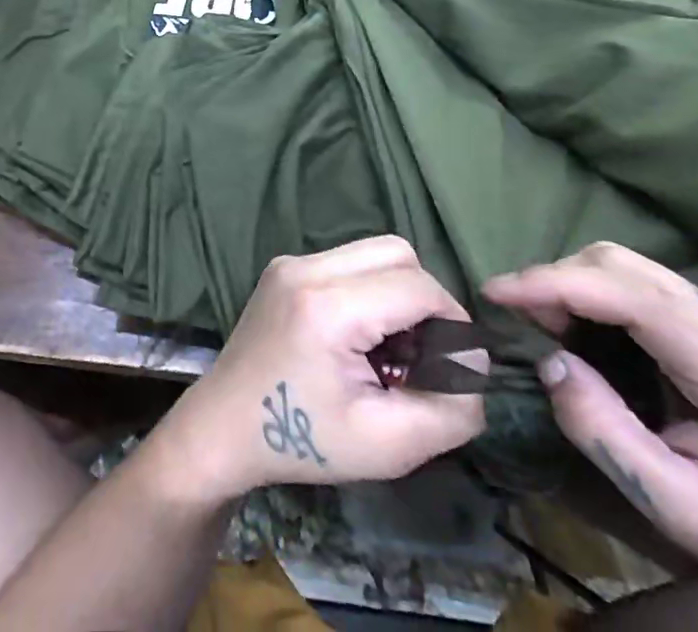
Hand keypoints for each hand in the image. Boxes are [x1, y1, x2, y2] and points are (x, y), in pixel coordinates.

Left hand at [151, 237, 485, 505]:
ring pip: (373, 253)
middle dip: (426, 302)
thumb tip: (473, 361)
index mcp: (326, 305)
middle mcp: (303, 269)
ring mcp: (287, 264)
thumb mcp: (393, 443)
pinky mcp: (281, 270)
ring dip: (397, 294)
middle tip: (422, 355)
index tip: (450, 371)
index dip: (454, 328)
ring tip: (389, 350)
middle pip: (398, 253)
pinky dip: (368, 291)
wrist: (224, 426)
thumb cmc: (303, 440)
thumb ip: (455, 406)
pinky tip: (358, 339)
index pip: (421, 287)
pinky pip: (345, 263)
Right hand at [485, 244, 697, 631]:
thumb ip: (603, 432)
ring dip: (576, 284)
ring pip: (639, 269)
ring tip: (544, 324)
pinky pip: (650, 287)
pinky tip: (581, 328)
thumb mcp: (677, 508)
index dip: (558, 284)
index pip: (641, 300)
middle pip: (635, 268)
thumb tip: (550, 362)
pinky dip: (598, 294)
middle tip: (518, 317)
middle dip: (559, 279)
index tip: (495, 293)